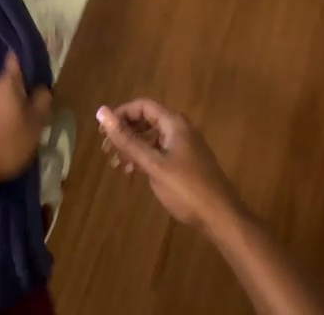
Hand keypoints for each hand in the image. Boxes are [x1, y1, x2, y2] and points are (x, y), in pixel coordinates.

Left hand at [0, 53, 52, 186]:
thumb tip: (42, 88)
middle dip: (25, 91)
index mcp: (7, 81)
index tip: (40, 71)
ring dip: (15, 106)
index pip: (16, 58)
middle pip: (12, 81)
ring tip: (26, 125)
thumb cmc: (8, 142)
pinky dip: (4, 117)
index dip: (28, 60)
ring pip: (3, 97)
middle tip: (39, 108)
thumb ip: (43, 102)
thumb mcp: (36, 124)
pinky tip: (10, 134)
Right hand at [97, 100, 239, 228]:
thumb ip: (127, 139)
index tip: (103, 131)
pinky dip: (145, 157)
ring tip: (116, 164)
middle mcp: (180, 129)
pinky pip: (160, 151)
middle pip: (147, 120)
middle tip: (106, 149)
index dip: (121, 114)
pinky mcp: (187, 163)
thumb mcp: (153, 164)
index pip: (142, 106)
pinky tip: (134, 171)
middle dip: (125, 132)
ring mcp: (185, 146)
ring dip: (133, 147)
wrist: (221, 218)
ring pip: (153, 138)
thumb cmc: (186, 189)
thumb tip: (101, 111)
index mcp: (174, 123)